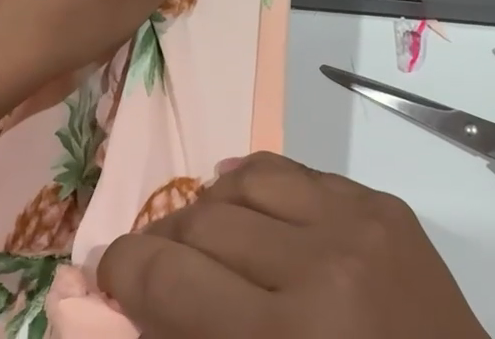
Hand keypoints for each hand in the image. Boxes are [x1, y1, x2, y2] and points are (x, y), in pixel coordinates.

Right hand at [99, 153, 488, 338]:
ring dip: (211, 208)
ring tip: (206, 237)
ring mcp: (360, 222)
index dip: (121, 270)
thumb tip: (110, 296)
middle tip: (158, 268)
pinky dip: (262, 186)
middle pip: (202, 220)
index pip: (167, 275)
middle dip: (164, 242)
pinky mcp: (385, 204)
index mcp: (281, 336)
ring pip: (247, 179)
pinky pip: (300, 172)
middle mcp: (320, 263)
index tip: (110, 276)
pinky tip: (249, 206)